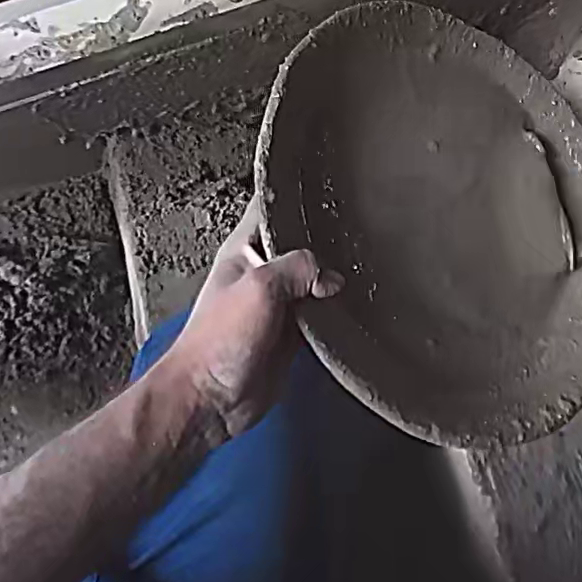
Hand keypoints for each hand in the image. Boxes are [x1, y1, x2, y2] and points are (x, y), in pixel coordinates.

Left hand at [162, 198, 342, 437]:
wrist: (211, 400)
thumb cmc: (221, 339)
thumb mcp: (260, 288)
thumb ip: (298, 268)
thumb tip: (331, 277)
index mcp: (244, 248)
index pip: (269, 206)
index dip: (294, 192)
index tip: (327, 181)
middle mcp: (263, 269)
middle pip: (299, 241)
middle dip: (325, 233)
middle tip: (363, 219)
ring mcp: (279, 300)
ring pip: (313, 276)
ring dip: (333, 272)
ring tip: (370, 254)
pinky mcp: (293, 330)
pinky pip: (319, 309)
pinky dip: (336, 305)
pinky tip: (359, 296)